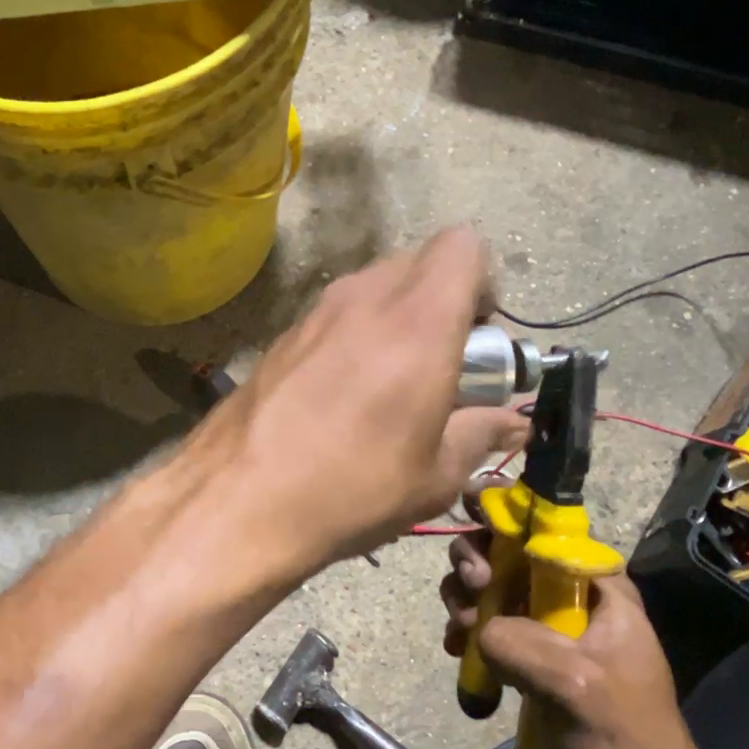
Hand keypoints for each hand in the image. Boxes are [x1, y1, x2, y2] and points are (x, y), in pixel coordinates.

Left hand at [179, 226, 525, 579]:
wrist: (236, 503)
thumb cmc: (352, 490)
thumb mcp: (434, 476)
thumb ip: (480, 435)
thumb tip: (511, 424)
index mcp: (418, 321)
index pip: (464, 245)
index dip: (482, 282)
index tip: (478, 339)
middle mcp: (363, 300)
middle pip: (417, 264)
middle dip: (440, 303)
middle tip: (442, 368)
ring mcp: (312, 315)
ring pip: (371, 290)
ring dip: (393, 322)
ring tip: (388, 388)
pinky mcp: (278, 339)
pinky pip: (331, 318)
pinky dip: (350, 340)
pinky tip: (338, 401)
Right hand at [441, 534, 701, 748]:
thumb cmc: (624, 738)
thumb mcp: (575, 685)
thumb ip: (520, 643)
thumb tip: (475, 629)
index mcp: (598, 587)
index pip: (547, 529)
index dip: (505, 517)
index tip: (471, 528)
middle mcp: (572, 598)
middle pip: (510, 554)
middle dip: (477, 564)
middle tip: (468, 593)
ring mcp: (550, 630)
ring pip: (493, 590)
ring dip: (465, 601)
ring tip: (457, 632)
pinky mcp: (532, 660)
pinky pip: (489, 629)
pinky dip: (467, 633)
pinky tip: (456, 652)